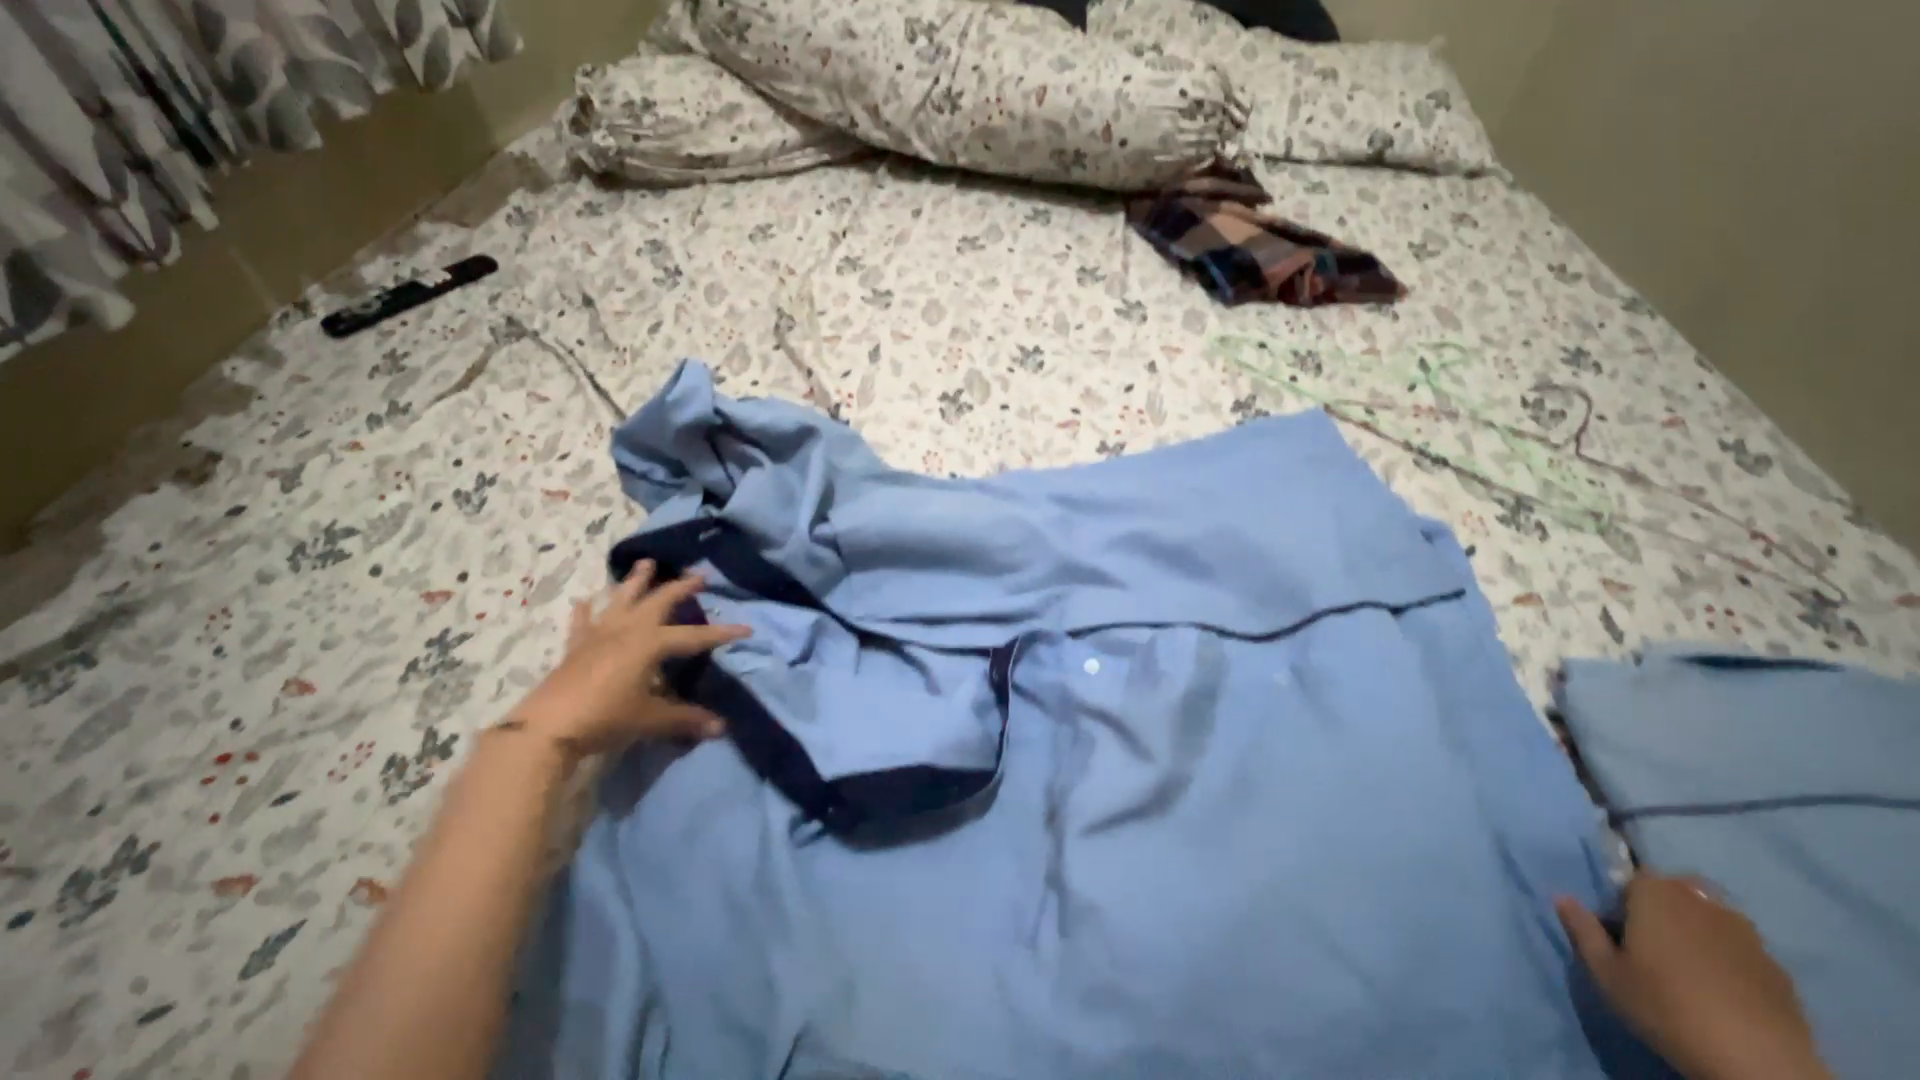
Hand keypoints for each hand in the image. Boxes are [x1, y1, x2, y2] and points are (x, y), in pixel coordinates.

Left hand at [507, 561, 750, 758]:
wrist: (548, 727)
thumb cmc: (606, 717)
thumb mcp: (651, 720)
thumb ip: (686, 719)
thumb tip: (720, 727)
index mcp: (650, 644)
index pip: (694, 637)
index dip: (721, 633)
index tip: (747, 628)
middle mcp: (626, 630)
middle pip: (658, 602)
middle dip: (680, 588)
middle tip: (698, 575)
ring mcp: (598, 635)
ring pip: (621, 600)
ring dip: (635, 582)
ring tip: (646, 562)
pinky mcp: (575, 647)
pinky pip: (582, 623)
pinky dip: (584, 611)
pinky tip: (583, 601)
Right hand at [1557, 874, 1831, 1079]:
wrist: (1755, 1057)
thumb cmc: (1664, 1004)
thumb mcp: (1605, 972)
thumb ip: (1582, 929)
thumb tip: (1562, 897)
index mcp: (1655, 893)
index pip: (1631, 878)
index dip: (1622, 903)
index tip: (1619, 934)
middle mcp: (1701, 899)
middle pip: (1675, 892)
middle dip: (1662, 910)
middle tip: (1651, 949)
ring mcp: (1746, 930)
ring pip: (1710, 918)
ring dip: (1697, 932)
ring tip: (1688, 971)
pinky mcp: (1776, 963)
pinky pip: (1739, 949)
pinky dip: (1728, 959)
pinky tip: (1722, 991)